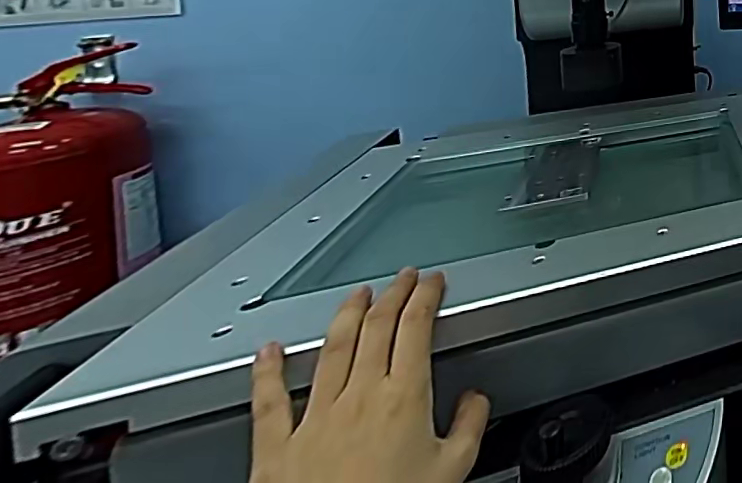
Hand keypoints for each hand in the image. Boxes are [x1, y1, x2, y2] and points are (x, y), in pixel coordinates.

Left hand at [250, 268, 490, 482]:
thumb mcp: (454, 465)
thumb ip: (471, 423)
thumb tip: (475, 400)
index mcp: (404, 396)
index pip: (417, 325)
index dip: (427, 294)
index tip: (433, 282)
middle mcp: (359, 398)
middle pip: (377, 327)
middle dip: (394, 293)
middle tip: (405, 277)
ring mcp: (314, 421)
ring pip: (332, 350)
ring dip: (347, 315)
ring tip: (357, 295)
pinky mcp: (275, 452)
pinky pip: (268, 404)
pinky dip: (266, 372)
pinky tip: (268, 351)